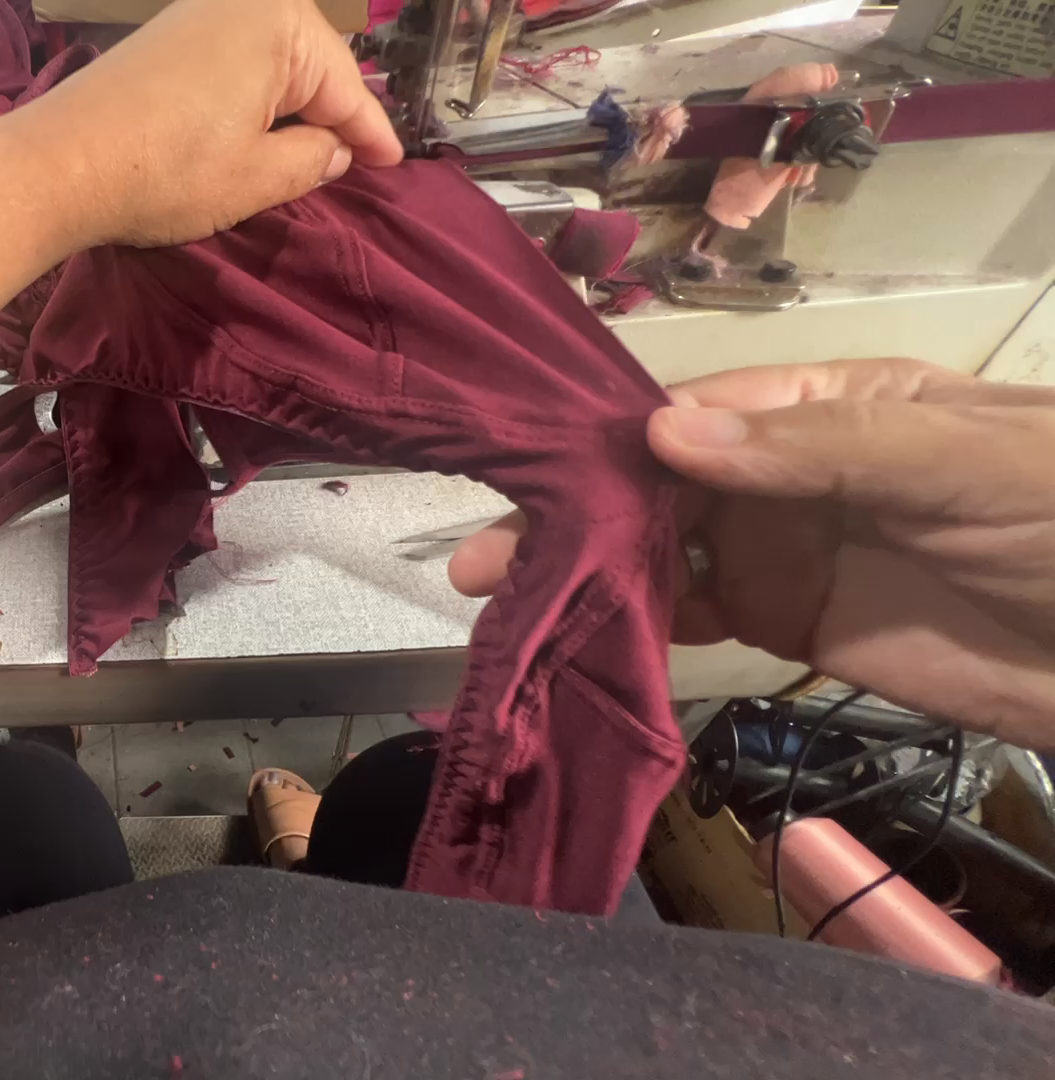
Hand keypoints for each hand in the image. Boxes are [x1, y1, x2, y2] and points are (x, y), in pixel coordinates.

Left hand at [3, 0, 402, 248]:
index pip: (344, 86)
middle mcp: (241, 3)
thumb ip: (310, 161)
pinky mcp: (162, 43)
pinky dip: (249, 104)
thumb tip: (334, 149)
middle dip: (331, 116)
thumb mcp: (254, 178)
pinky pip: (229, 70)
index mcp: (280, 23)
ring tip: (308, 151)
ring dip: (288, 111)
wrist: (60, 166)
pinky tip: (252, 132)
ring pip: (267, 68)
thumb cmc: (167, 173)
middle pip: (308, 66)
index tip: (394, 163)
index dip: (371, 133)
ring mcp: (195, 16)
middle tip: (354, 160)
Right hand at [449, 358, 1054, 751]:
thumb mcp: (969, 463)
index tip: (523, 474)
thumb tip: (663, 433)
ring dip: (574, 572)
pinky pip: (677, 612)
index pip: (685, 415)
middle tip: (479, 559)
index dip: (602, 443)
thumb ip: (817, 447)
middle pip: (643, 489)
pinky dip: (622, 622)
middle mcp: (770, 474)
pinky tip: (568, 630)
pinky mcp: (766, 615)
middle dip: (561, 520)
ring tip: (496, 595)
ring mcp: (762, 546)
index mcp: (812, 408)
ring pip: (645, 551)